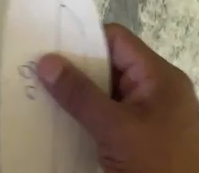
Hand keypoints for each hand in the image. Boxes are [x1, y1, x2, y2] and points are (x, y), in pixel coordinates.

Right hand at [39, 24, 198, 172]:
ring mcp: (153, 121)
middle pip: (111, 67)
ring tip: (42, 94)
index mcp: (160, 77)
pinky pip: (112, 121)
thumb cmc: (159, 167)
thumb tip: (46, 61)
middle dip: (76, 70)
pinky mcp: (146, 145)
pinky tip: (62, 125)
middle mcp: (158, 92)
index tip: (49, 44)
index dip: (83, 39)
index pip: (117, 40)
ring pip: (108, 96)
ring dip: (80, 98)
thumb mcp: (116, 129)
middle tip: (38, 70)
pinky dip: (90, 121)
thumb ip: (80, 94)